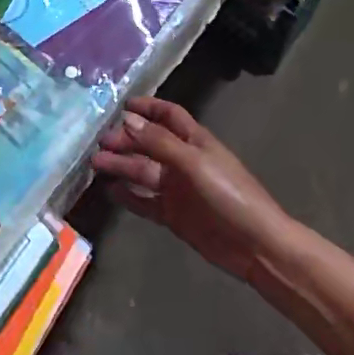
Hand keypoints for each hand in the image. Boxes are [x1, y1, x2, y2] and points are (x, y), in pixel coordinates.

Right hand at [92, 97, 295, 279]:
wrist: (257, 247)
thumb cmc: (230, 195)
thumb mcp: (194, 163)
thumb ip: (159, 142)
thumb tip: (127, 119)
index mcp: (194, 142)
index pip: (168, 115)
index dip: (147, 108)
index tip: (121, 106)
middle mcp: (182, 161)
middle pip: (148, 144)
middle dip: (125, 140)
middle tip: (100, 143)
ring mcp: (177, 189)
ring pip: (142, 171)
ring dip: (120, 166)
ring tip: (95, 165)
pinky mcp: (173, 214)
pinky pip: (144, 200)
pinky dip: (127, 195)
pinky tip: (109, 191)